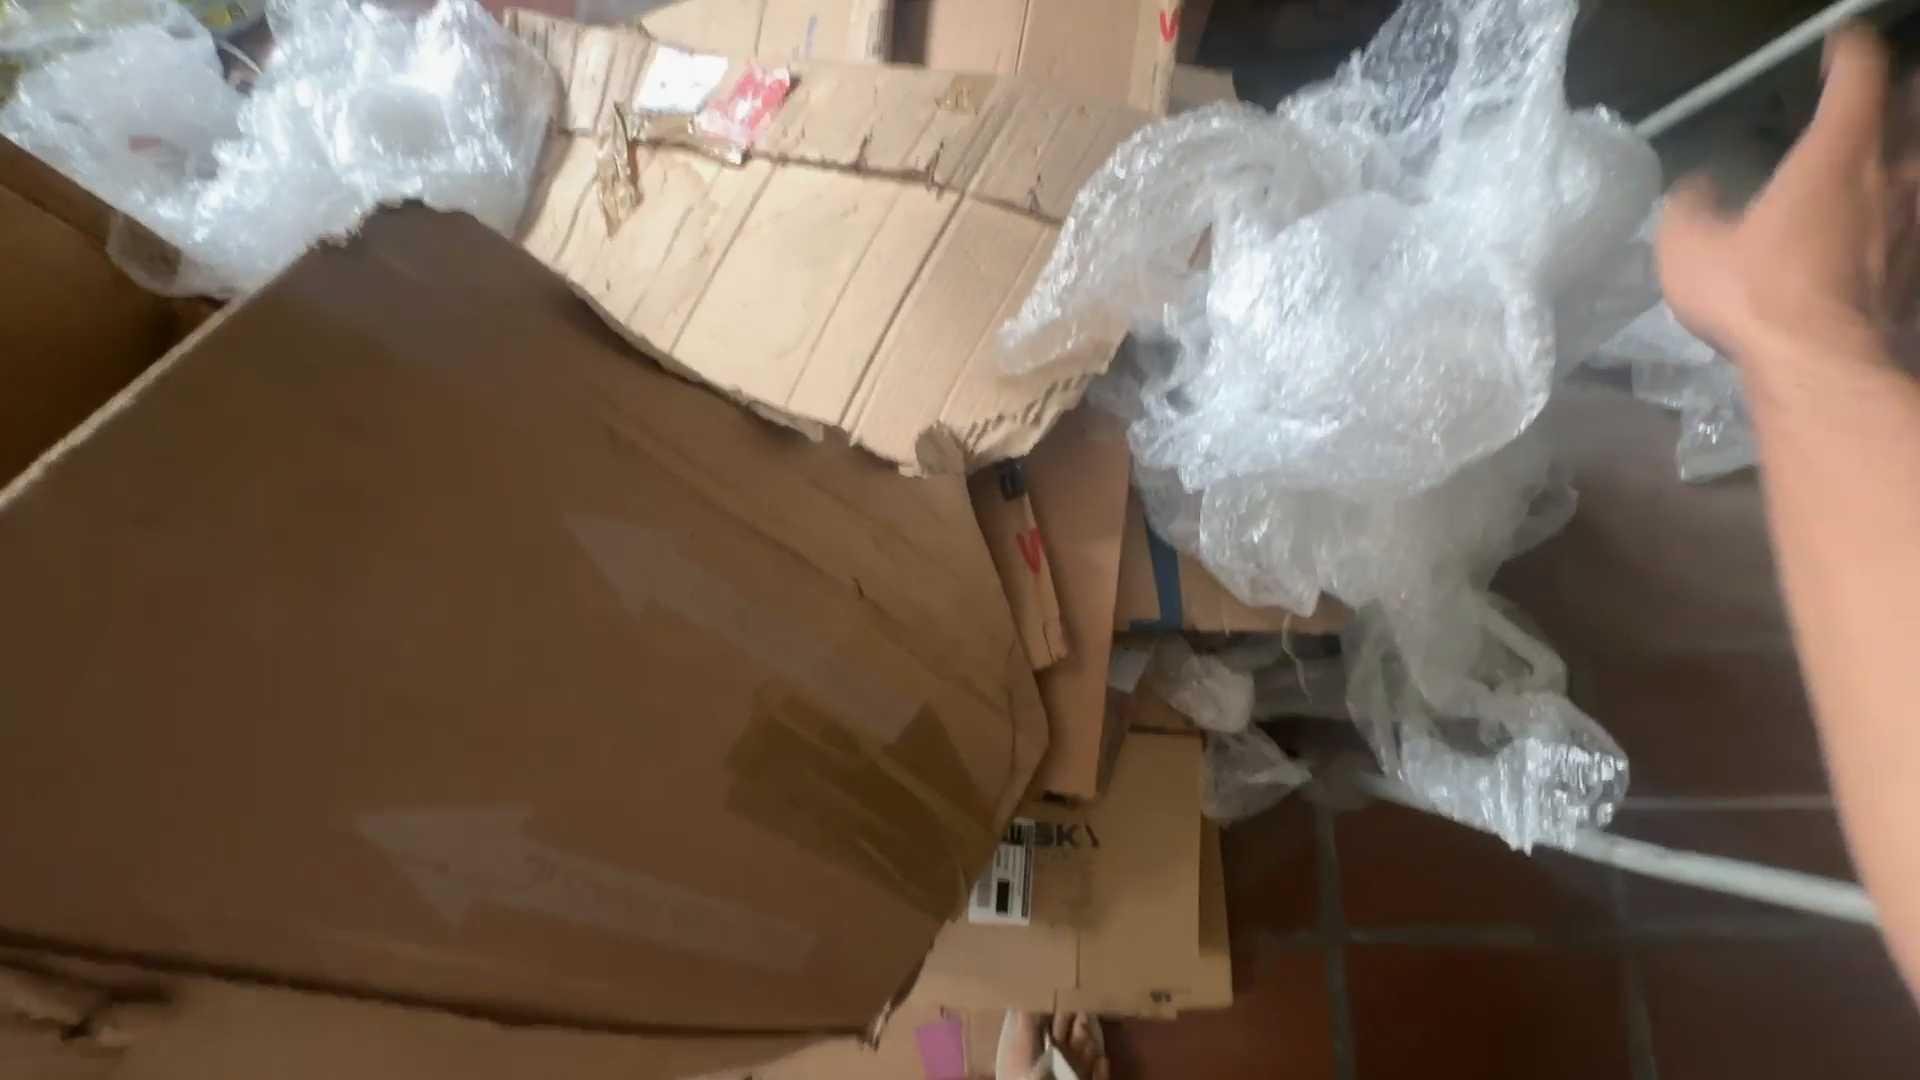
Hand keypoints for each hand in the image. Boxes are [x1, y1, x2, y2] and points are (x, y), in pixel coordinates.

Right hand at [1657, 24, 1915, 367]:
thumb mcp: (1686, 250)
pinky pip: (1918, 210)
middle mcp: (1892, 170)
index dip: (1850, 52)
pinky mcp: (1917, 253)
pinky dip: (1905, 198)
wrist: (1815, 355)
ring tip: (1889, 145)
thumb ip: (1689, 208)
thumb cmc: (1747, 292)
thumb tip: (1696, 183)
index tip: (1840, 39)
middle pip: (1916, 107)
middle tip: (1886, 86)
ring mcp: (1914, 213)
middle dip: (1904, 89)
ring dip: (1907, 143)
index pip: (1858, 79)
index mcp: (1836, 156)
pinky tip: (1891, 209)